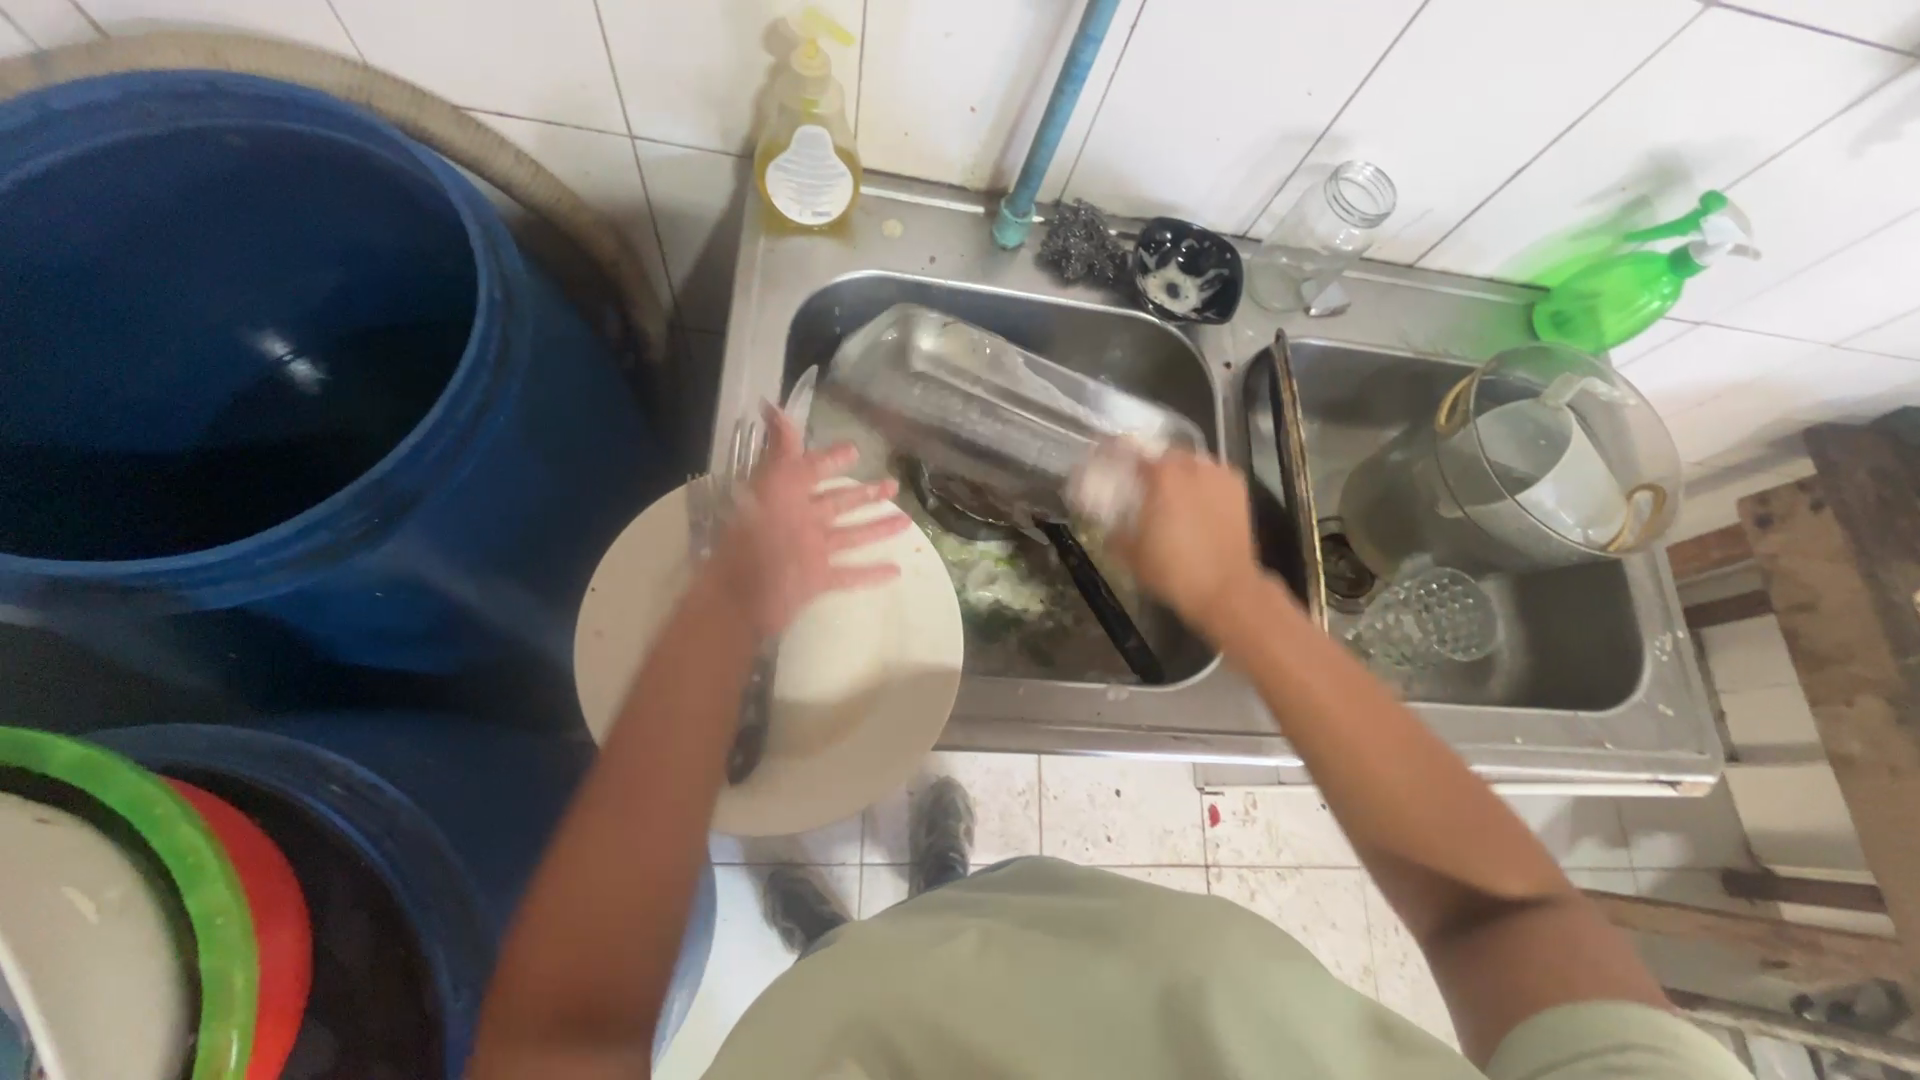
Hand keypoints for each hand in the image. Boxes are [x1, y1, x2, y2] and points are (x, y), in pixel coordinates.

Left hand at [706, 404, 910, 637]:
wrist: (741, 594)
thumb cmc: (754, 535)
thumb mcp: (769, 484)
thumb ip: (779, 449)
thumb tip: (771, 405)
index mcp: (788, 495)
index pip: (813, 470)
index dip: (832, 459)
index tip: (855, 450)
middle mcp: (801, 520)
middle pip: (839, 503)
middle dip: (865, 493)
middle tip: (893, 485)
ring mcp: (811, 551)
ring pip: (851, 536)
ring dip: (878, 528)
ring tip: (906, 522)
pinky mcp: (817, 580)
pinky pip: (850, 574)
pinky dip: (872, 572)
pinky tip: (896, 570)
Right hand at [1102, 447, 1263, 626]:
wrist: (1226, 588)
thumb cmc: (1173, 572)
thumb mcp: (1131, 555)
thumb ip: (1116, 532)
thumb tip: (1110, 527)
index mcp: (1161, 476)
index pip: (1130, 450)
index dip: (1114, 453)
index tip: (1105, 461)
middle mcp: (1192, 467)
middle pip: (1164, 453)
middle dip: (1150, 464)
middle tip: (1140, 483)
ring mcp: (1219, 476)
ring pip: (1191, 462)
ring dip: (1178, 472)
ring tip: (1171, 492)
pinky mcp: (1238, 490)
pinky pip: (1213, 475)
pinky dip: (1202, 482)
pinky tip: (1197, 500)